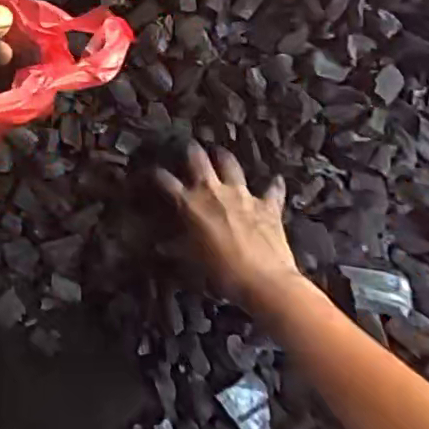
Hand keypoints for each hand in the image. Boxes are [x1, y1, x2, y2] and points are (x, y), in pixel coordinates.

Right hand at [155, 144, 301, 309]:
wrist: (265, 281)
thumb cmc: (221, 270)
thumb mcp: (191, 258)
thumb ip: (175, 247)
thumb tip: (158, 247)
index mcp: (189, 202)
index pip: (164, 179)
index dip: (156, 173)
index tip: (152, 171)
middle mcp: (212, 191)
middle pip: (197, 158)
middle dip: (191, 150)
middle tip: (190, 146)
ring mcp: (241, 195)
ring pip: (230, 164)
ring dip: (225, 158)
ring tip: (220, 153)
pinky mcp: (267, 205)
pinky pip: (272, 190)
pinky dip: (273, 185)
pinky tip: (276, 179)